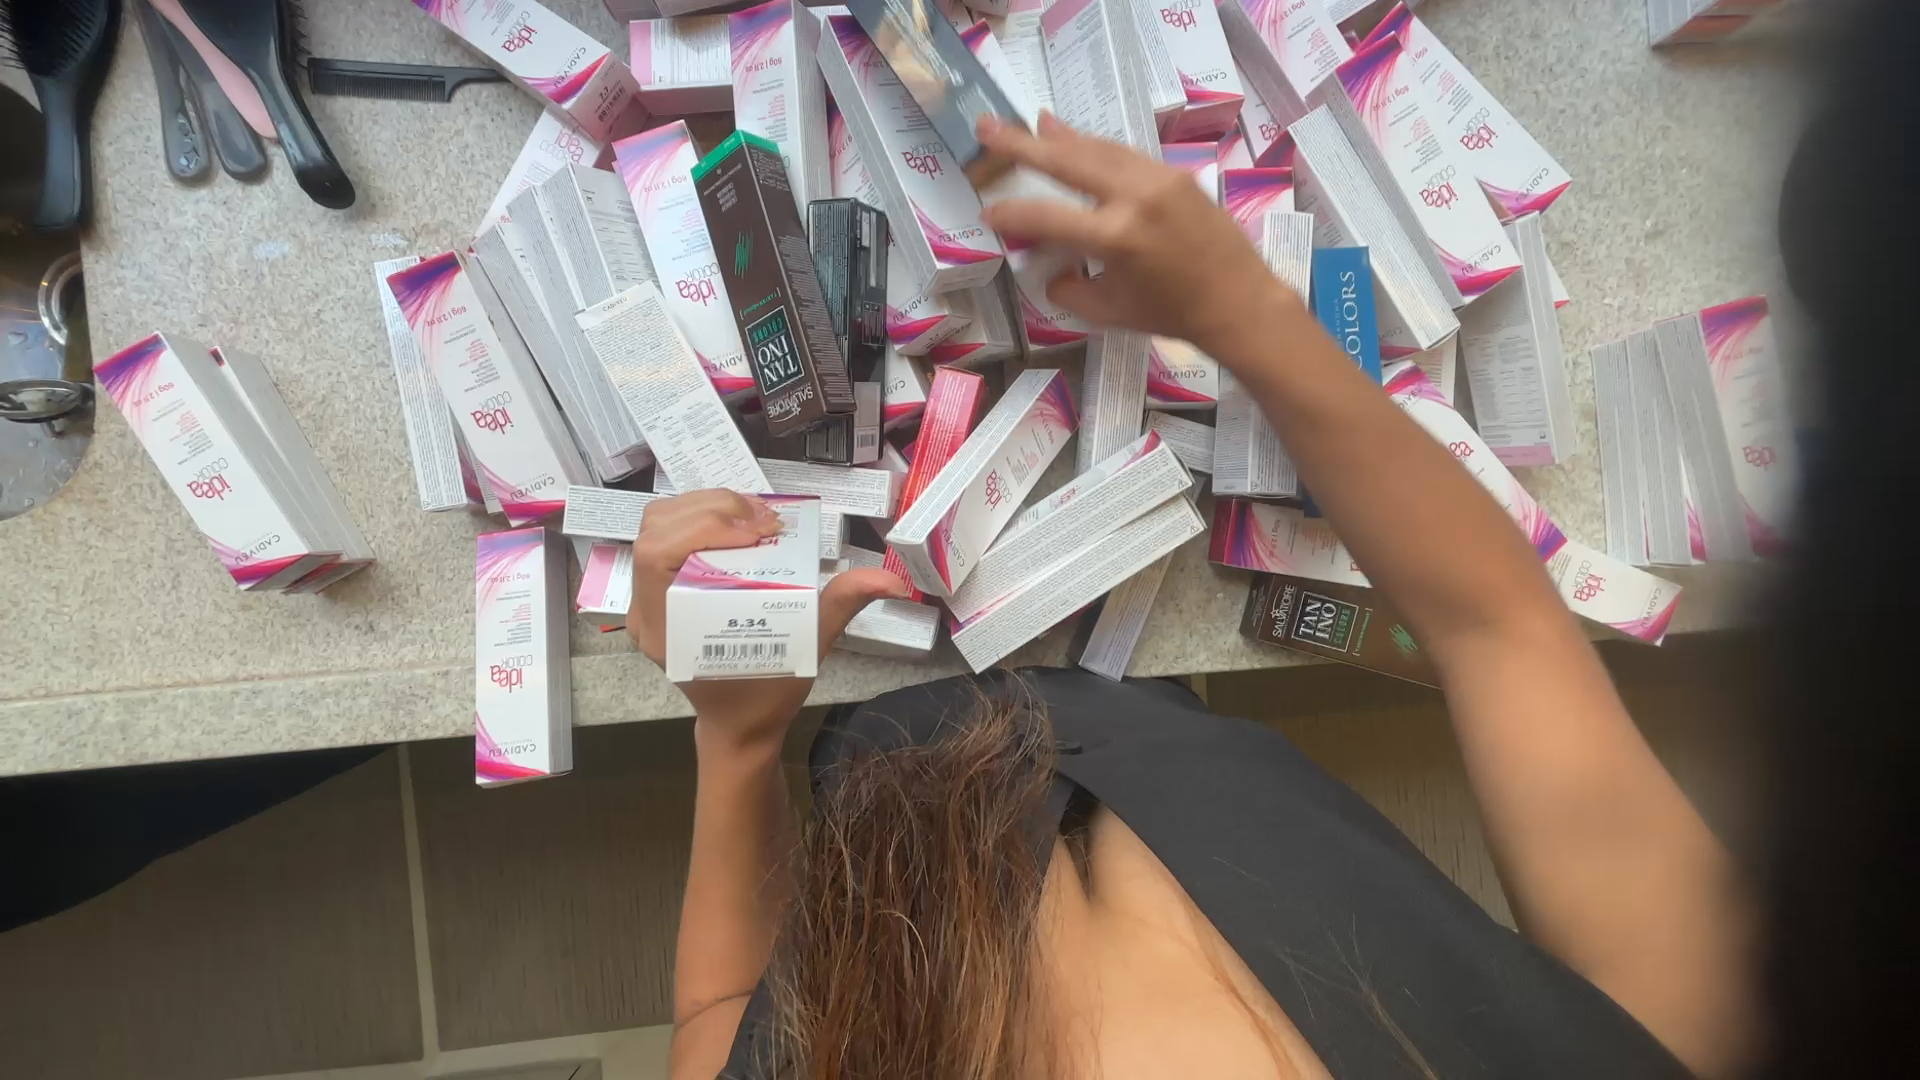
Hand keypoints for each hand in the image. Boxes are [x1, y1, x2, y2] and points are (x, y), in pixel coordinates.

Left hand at [626, 490, 912, 749]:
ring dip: (702, 506)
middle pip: (655, 532)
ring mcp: (647, 600)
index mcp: (670, 630)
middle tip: (765, 518)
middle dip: (711, 510)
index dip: (702, 529)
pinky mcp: (657, 590)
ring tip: (752, 515)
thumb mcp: (807, 649)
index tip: (757, 532)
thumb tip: (891, 579)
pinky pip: (663, 535)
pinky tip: (737, 523)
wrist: (740, 724)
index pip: (658, 557)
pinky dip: (697, 516)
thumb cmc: (766, 693)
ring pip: (656, 526)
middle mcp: (648, 612)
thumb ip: (841, 605)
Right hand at [976, 113, 1301, 356]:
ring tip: (1031, 125)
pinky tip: (1076, 140)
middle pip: (1066, 161)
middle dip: (1021, 144)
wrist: (1235, 300)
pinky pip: (1124, 154)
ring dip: (1060, 137)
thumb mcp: (1108, 312)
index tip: (988, 210)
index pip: (1046, 218)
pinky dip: (1094, 147)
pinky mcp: (1174, 173)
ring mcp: (1157, 179)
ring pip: (1096, 148)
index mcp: (1114, 238)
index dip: (1011, 215)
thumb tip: (1046, 270)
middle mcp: (1133, 197)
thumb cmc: (1169, 315)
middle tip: (987, 128)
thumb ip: (1069, 290)